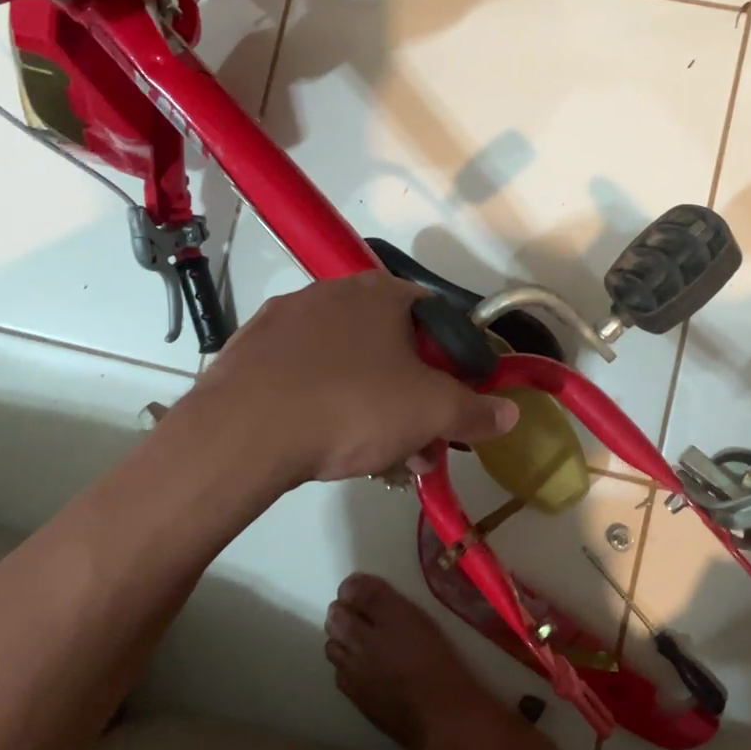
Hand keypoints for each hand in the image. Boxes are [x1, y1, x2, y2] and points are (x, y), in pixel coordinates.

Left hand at [166, 272, 518, 489]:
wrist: (240, 435)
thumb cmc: (351, 407)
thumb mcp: (431, 413)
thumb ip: (475, 411)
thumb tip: (510, 412)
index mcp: (380, 293)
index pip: (437, 318)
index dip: (454, 363)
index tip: (453, 403)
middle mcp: (331, 293)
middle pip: (391, 345)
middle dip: (411, 395)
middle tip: (417, 442)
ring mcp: (283, 321)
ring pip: (347, 364)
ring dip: (371, 405)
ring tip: (375, 456)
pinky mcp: (248, 354)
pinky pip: (303, 377)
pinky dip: (322, 404)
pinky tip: (323, 444)